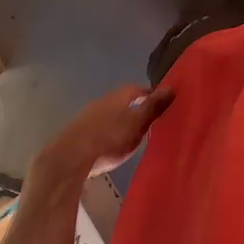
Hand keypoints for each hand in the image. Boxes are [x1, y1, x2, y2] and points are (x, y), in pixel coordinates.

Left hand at [37, 85, 174, 178]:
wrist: (71, 156)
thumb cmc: (109, 138)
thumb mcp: (137, 124)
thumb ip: (153, 107)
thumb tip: (171, 87)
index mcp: (118, 96)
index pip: (138, 89)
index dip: (149, 95)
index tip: (161, 105)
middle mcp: (102, 100)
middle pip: (122, 100)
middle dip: (134, 109)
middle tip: (148, 122)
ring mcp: (88, 115)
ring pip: (109, 114)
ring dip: (119, 121)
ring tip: (130, 136)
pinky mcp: (78, 131)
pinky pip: (98, 127)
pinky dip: (107, 132)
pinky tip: (109, 145)